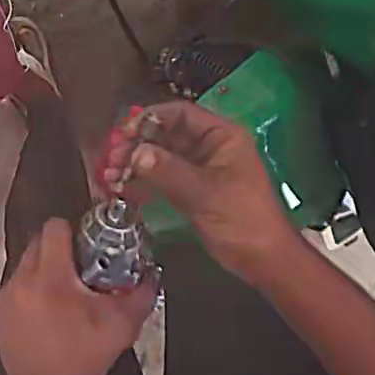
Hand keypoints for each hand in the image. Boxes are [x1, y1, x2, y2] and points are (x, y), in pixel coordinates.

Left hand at [0, 218, 157, 374]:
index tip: (85, 246)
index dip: (72, 231)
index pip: (54, 228)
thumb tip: (151, 275)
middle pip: (38, 242)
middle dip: (59, 250)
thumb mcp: (120, 326)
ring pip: (25, 264)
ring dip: (43, 270)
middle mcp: (21, 281)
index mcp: (50, 277)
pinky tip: (45, 312)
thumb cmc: (83, 359)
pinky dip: (29, 291)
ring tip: (63, 295)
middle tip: (79, 270)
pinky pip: (14, 286)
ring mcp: (5, 296)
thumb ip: (140, 294)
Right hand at [112, 101, 298, 283]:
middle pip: (166, 134)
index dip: (151, 118)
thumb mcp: (205, 193)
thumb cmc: (243, 219)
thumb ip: (169, 171)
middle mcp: (208, 147)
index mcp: (221, 136)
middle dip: (137, 144)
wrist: (263, 260)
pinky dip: (142, 181)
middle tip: (112, 157)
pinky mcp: (190, 190)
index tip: (125, 132)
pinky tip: (121, 188)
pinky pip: (161, 177)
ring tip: (110, 176)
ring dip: (135, 163)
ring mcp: (198, 169)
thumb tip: (135, 153)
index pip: (181, 114)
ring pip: (160, 156)